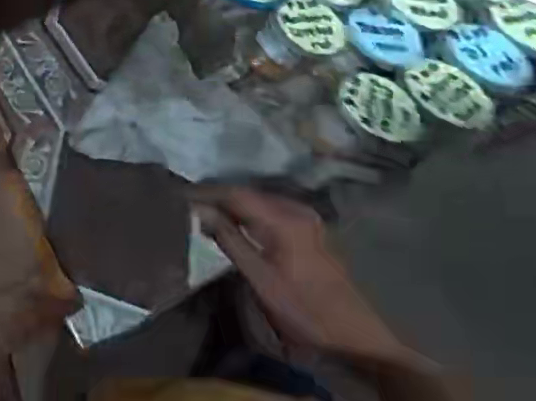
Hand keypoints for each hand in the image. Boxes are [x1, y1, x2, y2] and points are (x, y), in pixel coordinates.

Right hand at [196, 188, 413, 366]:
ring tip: (201, 213)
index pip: (234, 193)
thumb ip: (227, 238)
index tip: (176, 196)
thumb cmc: (306, 311)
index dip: (203, 192)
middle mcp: (296, 211)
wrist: (358, 343)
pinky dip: (245, 213)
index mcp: (285, 219)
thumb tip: (195, 209)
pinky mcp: (307, 230)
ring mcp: (305, 220)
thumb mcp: (260, 278)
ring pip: (255, 201)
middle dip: (214, 197)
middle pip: (245, 193)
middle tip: (185, 204)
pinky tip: (230, 223)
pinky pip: (267, 211)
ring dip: (228, 205)